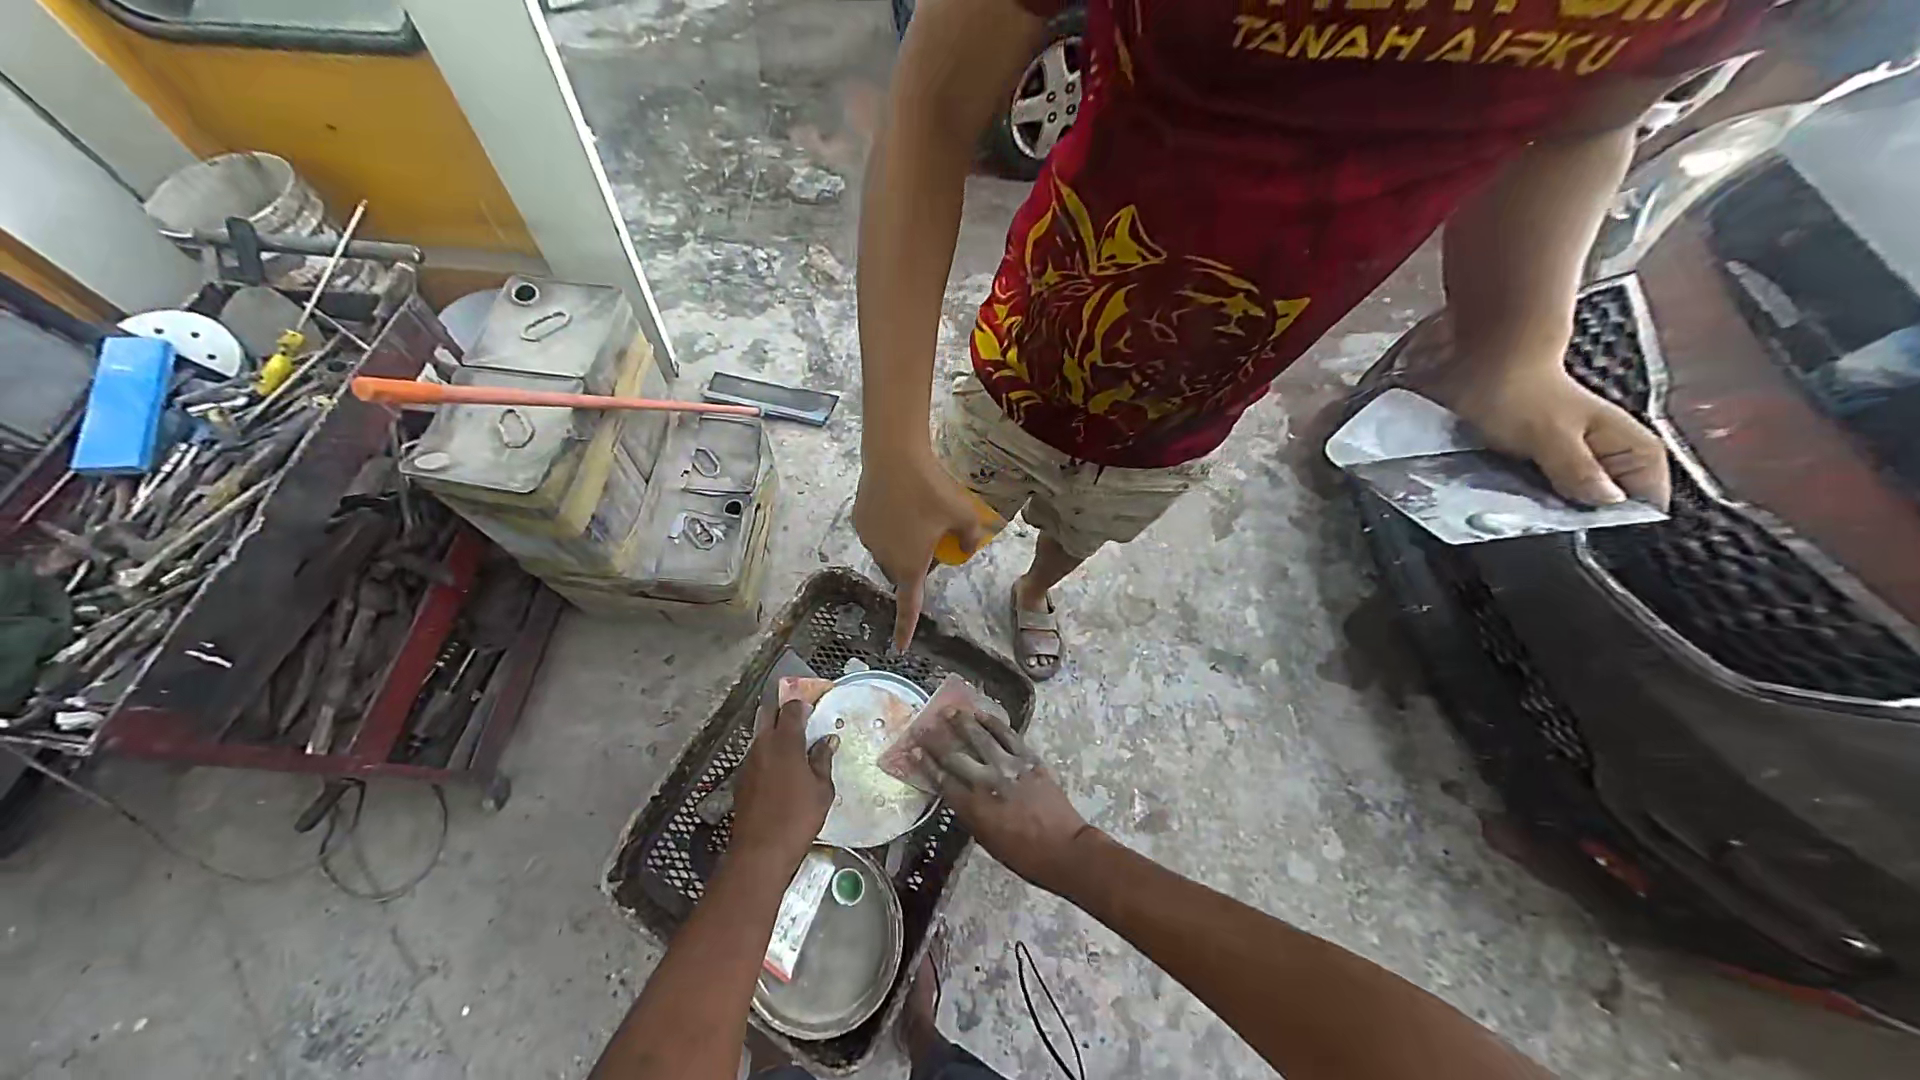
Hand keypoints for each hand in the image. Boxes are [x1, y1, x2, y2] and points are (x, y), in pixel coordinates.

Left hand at [730, 699, 837, 864]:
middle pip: (769, 714)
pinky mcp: (741, 779)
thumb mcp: (822, 789)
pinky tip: (781, 770)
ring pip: (761, 735)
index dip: (802, 704)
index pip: (790, 709)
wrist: (760, 851)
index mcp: (784, 742)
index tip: (813, 708)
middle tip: (802, 720)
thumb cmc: (798, 817)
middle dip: (783, 712)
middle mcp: (762, 745)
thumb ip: (823, 760)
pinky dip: (768, 754)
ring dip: (775, 734)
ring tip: (795, 747)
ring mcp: (748, 762)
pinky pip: (756, 755)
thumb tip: (827, 741)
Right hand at [854, 444, 990, 650]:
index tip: (900, 646)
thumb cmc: (932, 490)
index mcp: (911, 566)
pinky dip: (889, 524)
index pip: (908, 605)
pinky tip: (898, 500)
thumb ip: (970, 536)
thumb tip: (966, 546)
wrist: (894, 455)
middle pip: (904, 571)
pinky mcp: (858, 519)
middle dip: (918, 562)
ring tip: (916, 510)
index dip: (905, 627)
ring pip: (890, 550)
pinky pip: (878, 530)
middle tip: (936, 534)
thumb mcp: (964, 514)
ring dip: (903, 542)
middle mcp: (885, 558)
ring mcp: (868, 539)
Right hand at [915, 710, 1093, 892]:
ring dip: (963, 722)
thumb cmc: (1023, 854)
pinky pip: (1008, 735)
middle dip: (935, 740)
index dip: (925, 763)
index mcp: (974, 807)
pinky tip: (982, 714)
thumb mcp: (986, 840)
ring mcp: (1009, 766)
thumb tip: (957, 792)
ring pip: (980, 737)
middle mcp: (987, 782)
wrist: (1064, 849)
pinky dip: (993, 723)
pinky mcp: (1029, 759)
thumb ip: (969, 813)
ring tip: (950, 711)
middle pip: (955, 755)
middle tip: (923, 726)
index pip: (942, 780)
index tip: (913, 750)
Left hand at [1426, 360, 1670, 509]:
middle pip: (1605, 508)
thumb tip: (1609, 502)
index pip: (1646, 504)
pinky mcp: (1551, 465)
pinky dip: (1528, 498)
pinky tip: (1508, 501)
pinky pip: (1545, 492)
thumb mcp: (1550, 436)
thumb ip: (1578, 470)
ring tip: (1517, 511)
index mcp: (1636, 451)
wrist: (1488, 370)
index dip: (1612, 522)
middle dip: (1573, 518)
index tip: (1574, 528)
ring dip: (1546, 509)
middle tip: (1537, 522)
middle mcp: (1615, 459)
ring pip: (1572, 502)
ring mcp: (1582, 464)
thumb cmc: (1522, 396)